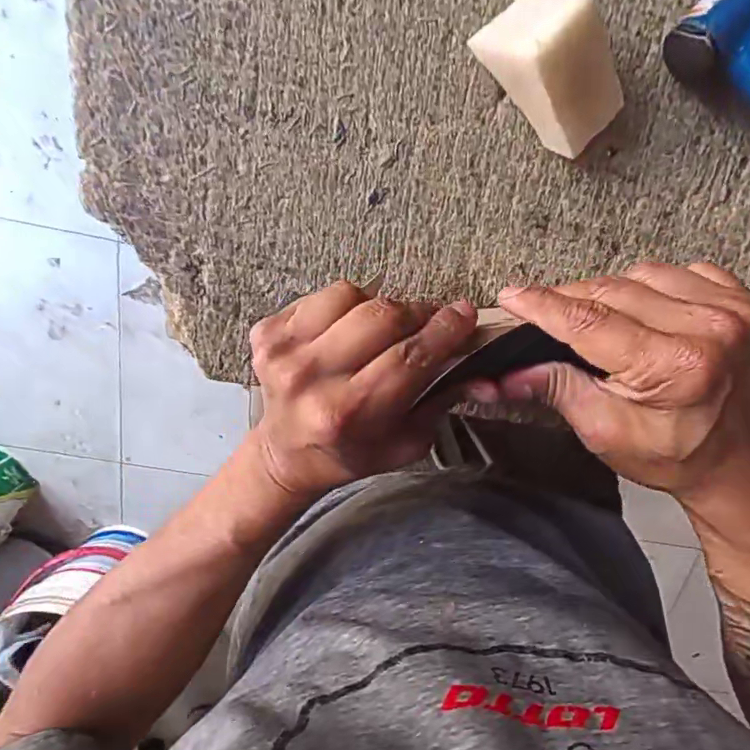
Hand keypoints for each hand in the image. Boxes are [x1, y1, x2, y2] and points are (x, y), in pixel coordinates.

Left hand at [247, 281, 476, 498]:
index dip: (444, 330)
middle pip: (383, 317)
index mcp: (347, 413)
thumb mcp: (406, 442)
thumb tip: (482, 372)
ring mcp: (284, 352)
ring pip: (352, 295)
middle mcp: (311, 379)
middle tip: (430, 320)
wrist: (287, 454)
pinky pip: (322, 296)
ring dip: (379, 307)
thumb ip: (442, 403)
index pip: (409, 356)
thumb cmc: (351, 452)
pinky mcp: (267, 332)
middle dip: (418, 314)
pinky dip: (345, 305)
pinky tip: (348, 330)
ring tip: (383, 329)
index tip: (464, 314)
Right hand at [476, 261, 749, 502]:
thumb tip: (512, 372)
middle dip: (571, 300)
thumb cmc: (674, 454)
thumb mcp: (603, 431)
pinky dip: (653, 287)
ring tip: (606, 325)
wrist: (728, 463)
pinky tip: (648, 314)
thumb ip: (557, 389)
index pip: (589, 319)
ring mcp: (733, 310)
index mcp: (675, 365)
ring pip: (641, 275)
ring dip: (612, 293)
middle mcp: (711, 328)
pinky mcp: (743, 302)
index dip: (544, 305)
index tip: (515, 296)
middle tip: (548, 315)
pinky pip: (679, 272)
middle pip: (613, 290)